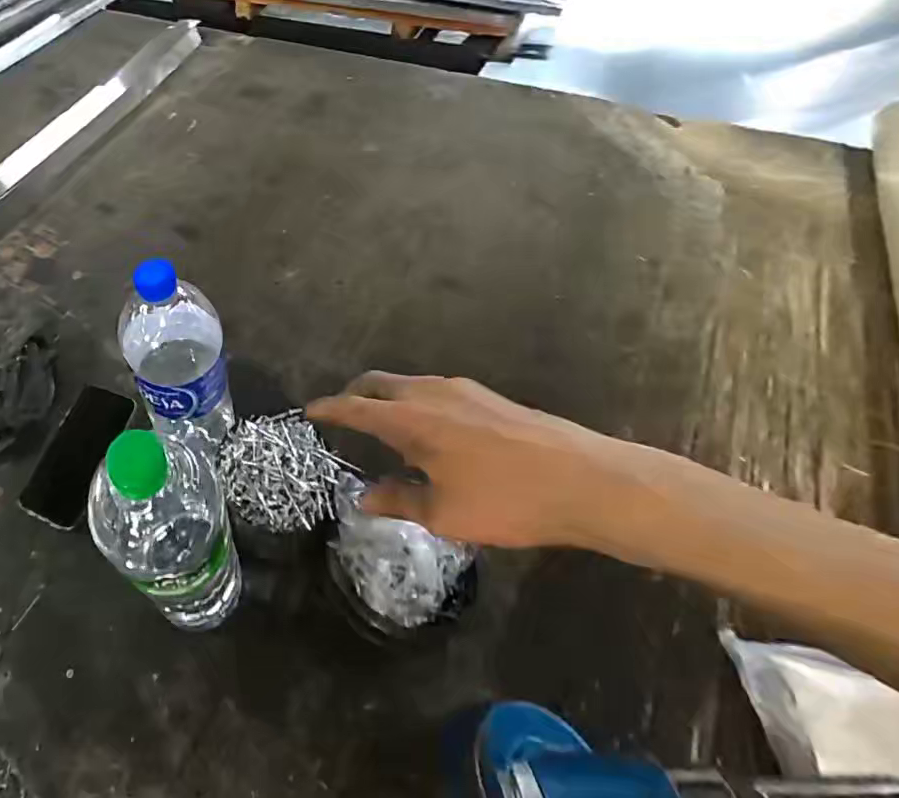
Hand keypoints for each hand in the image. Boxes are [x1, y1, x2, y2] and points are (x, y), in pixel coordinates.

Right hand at [306, 371, 663, 548]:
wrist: (588, 480)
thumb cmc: (508, 500)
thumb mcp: (445, 514)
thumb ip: (398, 501)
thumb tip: (363, 498)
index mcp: (412, 419)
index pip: (356, 407)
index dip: (329, 409)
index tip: (310, 411)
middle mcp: (431, 393)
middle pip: (378, 383)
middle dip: (353, 395)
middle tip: (341, 415)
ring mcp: (462, 390)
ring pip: (408, 384)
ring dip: (386, 398)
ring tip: (384, 428)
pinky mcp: (488, 396)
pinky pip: (434, 391)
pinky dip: (414, 402)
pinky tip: (430, 432)